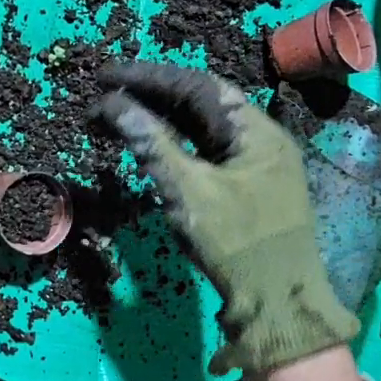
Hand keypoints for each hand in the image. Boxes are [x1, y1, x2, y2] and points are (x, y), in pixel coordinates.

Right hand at [90, 64, 357, 375]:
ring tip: (112, 117)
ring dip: (156, 118)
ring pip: (197, 125)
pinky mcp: (242, 184)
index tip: (106, 77)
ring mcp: (252, 162)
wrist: (278, 303)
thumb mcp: (188, 191)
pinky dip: (169, 141)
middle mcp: (257, 138)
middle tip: (102, 94)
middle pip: (197, 101)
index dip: (149, 77)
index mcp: (255, 131)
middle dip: (149, 95)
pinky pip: (201, 148)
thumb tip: (111, 104)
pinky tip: (144, 143)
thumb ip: (150, 143)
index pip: (197, 85)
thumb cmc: (237, 244)